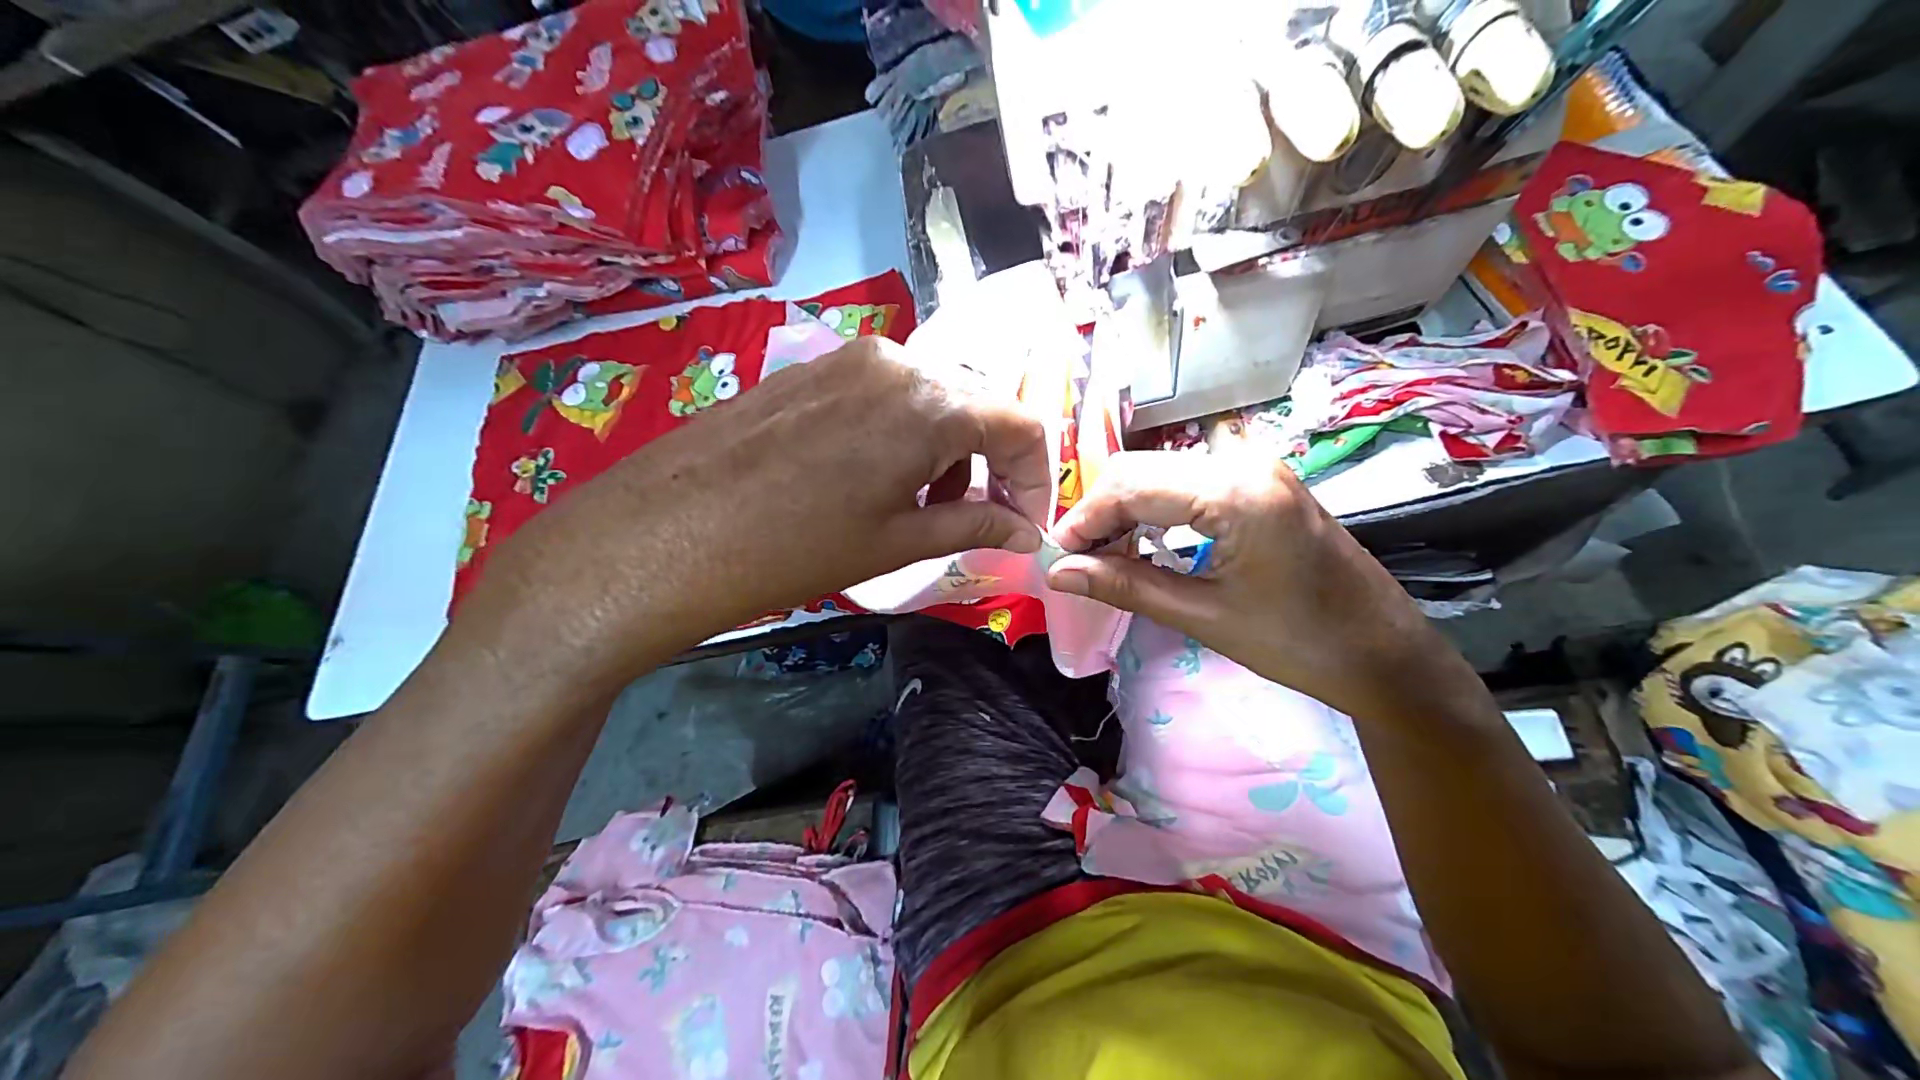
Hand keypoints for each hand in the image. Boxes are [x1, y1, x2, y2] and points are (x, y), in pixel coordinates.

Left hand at [455, 336, 1049, 693]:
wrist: (664, 533)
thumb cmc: (795, 548)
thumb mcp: (897, 543)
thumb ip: (973, 527)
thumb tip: (1025, 534)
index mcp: (930, 401)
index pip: (1021, 423)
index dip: (1036, 478)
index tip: (1026, 524)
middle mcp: (897, 360)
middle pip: (977, 403)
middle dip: (992, 464)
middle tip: (980, 519)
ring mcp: (849, 358)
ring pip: (931, 397)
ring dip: (948, 450)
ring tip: (923, 506)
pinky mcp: (812, 369)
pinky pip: (886, 393)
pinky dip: (905, 434)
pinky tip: (875, 479)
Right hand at [1046, 451, 1478, 721]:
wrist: (1385, 657)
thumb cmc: (1299, 644)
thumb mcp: (1203, 616)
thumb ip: (1125, 586)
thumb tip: (1058, 574)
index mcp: (1234, 490)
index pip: (1129, 484)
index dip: (1084, 520)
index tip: (1057, 559)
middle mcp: (1243, 462)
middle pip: (1141, 469)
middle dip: (1100, 513)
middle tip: (1079, 563)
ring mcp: (1256, 469)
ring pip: (1161, 474)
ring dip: (1126, 512)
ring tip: (1106, 560)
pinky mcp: (1262, 484)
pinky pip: (1189, 485)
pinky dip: (1157, 511)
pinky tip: (1146, 546)